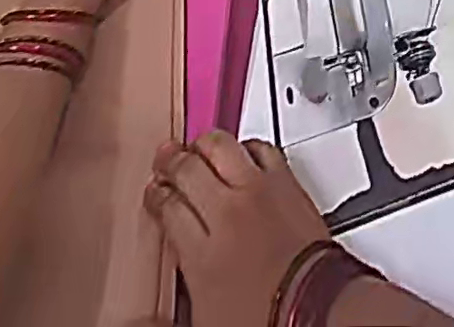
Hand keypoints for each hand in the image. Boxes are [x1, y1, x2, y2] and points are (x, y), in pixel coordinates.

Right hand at [145, 133, 329, 324]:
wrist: (316, 309)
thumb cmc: (267, 322)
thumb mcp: (203, 323)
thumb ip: (167, 312)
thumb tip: (137, 319)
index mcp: (201, 254)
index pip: (167, 206)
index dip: (156, 196)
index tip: (154, 193)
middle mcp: (226, 213)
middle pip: (188, 168)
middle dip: (171, 161)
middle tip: (166, 159)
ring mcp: (257, 191)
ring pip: (220, 147)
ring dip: (204, 145)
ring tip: (197, 148)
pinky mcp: (284, 181)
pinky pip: (261, 147)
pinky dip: (246, 145)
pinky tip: (241, 151)